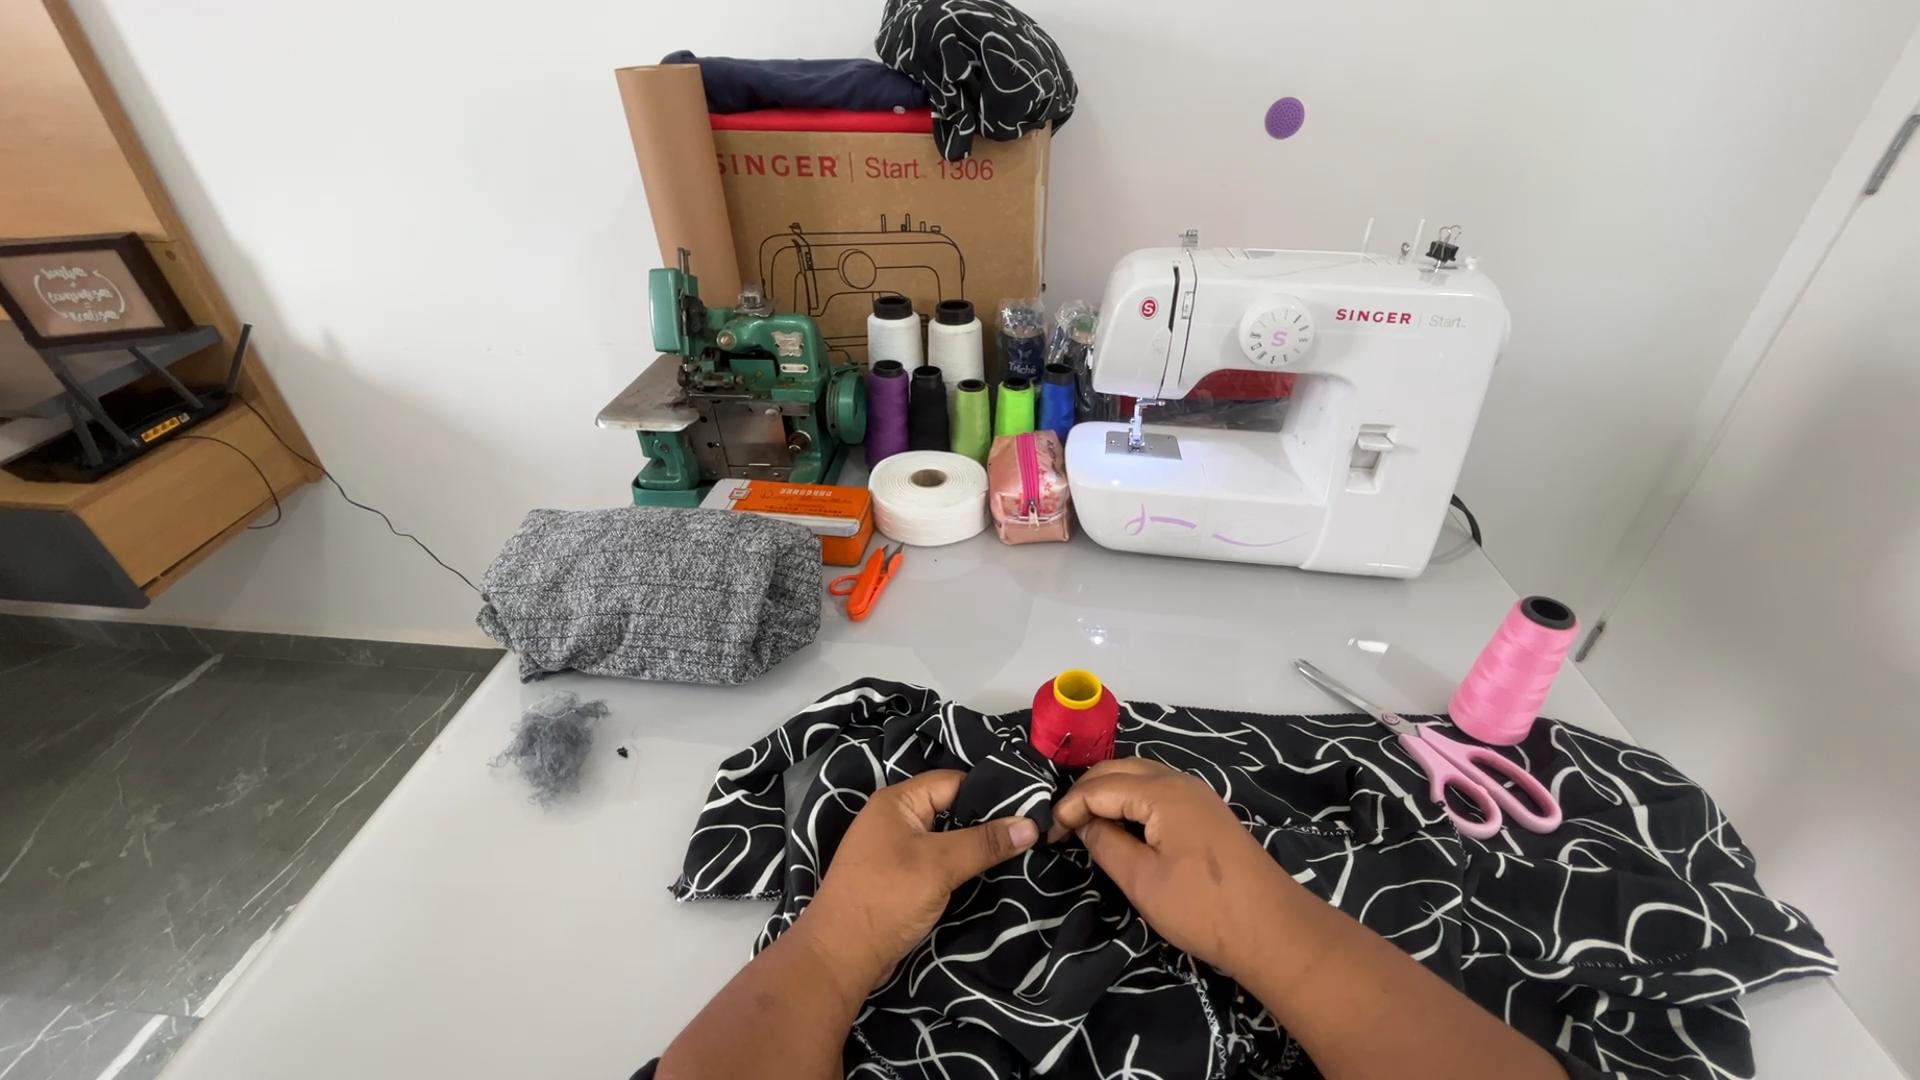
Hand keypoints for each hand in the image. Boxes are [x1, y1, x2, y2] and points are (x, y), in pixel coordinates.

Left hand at [796, 770, 1039, 994]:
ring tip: (1017, 848)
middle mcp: (894, 817)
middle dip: (985, 820)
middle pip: (950, 808)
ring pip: (945, 836)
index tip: (1029, 805)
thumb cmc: (887, 898)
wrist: (839, 957)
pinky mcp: (898, 876)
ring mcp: (894, 848)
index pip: (953, 782)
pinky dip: (958, 864)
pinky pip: (935, 859)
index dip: (990, 792)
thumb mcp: (940, 865)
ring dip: (973, 845)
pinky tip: (987, 872)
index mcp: (898, 801)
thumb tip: (1032, 825)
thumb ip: (985, 843)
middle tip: (1029, 829)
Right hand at [1050, 757, 1305, 979]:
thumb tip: (1084, 825)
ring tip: (1086, 821)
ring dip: (1108, 790)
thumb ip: (1106, 845)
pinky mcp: (1205, 809)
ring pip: (1139, 773)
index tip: (1050, 837)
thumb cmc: (1203, 908)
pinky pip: (1156, 786)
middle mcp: (1178, 780)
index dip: (1070, 808)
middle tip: (1064, 824)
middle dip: (1085, 791)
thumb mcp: (1142, 881)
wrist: (1274, 930)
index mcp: (1161, 792)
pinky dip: (1130, 796)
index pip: (1100, 787)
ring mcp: (1196, 793)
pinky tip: (1122, 821)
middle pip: (1118, 768)